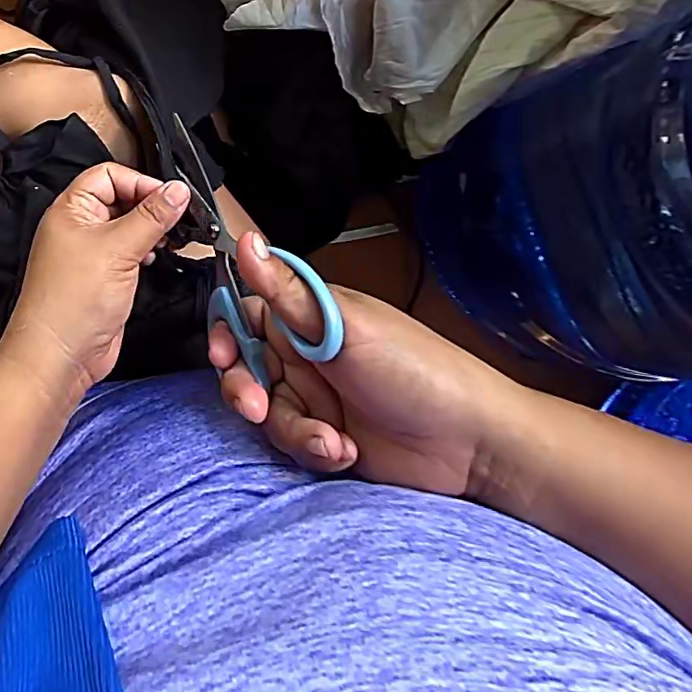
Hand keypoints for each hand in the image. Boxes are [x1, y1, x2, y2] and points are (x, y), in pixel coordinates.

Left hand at [5, 163, 191, 396]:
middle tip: (175, 218)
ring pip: (129, 223)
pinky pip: (131, 249)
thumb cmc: (70, 303)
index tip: (168, 198)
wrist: (60, 356)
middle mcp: (80, 226)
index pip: (110, 174)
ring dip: (152, 227)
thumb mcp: (119, 249)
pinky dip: (148, 248)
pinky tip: (157, 256)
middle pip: (122, 196)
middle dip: (150, 205)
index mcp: (71, 210)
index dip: (140, 182)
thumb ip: (152, 217)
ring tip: (169, 238)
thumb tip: (177, 191)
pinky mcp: (105, 274)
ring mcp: (92, 251)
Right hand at [209, 232, 522, 497]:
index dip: (225, 331)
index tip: (221, 353)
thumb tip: (248, 240)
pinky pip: (290, 442)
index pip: (246, 311)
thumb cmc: (416, 368)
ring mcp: (315, 395)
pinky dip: (312, 448)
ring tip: (332, 439)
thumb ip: (288, 291)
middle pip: (245, 364)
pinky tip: (344, 450)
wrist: (469, 441)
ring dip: (291, 428)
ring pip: (265, 410)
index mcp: (308, 314)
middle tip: (257, 406)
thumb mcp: (346, 327)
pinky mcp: (323, 434)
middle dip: (245, 388)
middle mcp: (305, 351)